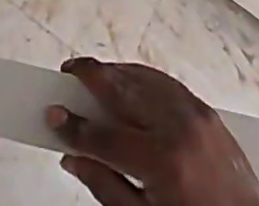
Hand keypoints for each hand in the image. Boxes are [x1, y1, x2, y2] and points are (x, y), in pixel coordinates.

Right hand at [47, 57, 258, 205]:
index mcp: (161, 162)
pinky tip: (125, 78)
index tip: (52, 115)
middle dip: (89, 77)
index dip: (73, 126)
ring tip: (90, 73)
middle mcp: (178, 129)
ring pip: (142, 77)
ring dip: (113, 71)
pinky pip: (165, 81)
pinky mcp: (206, 110)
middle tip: (66, 73)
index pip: (103, 135)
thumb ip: (104, 186)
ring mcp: (195, 114)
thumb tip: (72, 157)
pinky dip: (140, 75)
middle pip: (122, 90)